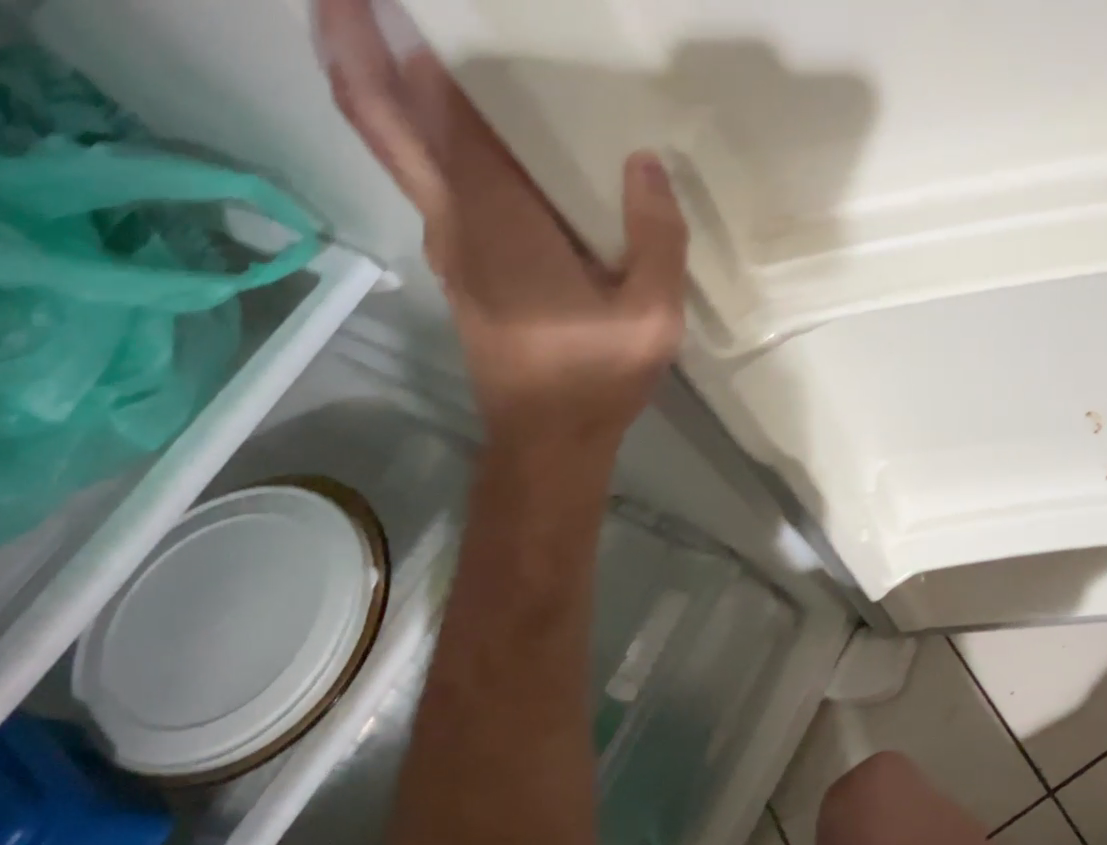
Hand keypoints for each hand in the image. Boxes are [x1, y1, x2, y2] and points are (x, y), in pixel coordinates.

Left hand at [315, 0, 688, 449]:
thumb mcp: (652, 316)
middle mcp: (454, 220)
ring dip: (389, 82)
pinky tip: (470, 128)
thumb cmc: (597, 379)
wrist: (546, 441)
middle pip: (379, 118)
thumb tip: (643, 161)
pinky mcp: (459, 264)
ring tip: (414, 35)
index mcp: (500, 223)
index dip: (418, 46)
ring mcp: (449, 243)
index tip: (420, 4)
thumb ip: (656, 237)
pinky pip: (430, 179)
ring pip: (399, 146)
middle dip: (352, 42)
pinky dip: (428, 133)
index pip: (447, 111)